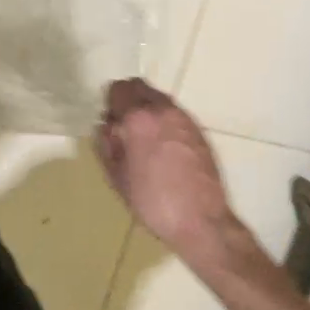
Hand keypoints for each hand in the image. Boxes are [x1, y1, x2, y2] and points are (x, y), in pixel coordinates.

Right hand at [94, 78, 235, 252]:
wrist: (202, 222)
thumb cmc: (153, 201)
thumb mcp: (117, 176)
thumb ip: (107, 144)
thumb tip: (107, 127)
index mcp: (137, 118)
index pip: (118, 89)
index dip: (110, 103)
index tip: (110, 123)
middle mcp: (162, 110)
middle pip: (139, 86)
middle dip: (128, 99)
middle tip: (125, 126)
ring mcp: (184, 119)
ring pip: (158, 98)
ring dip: (148, 109)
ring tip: (146, 139)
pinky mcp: (199, 131)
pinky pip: (175, 113)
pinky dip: (165, 120)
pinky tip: (165, 148)